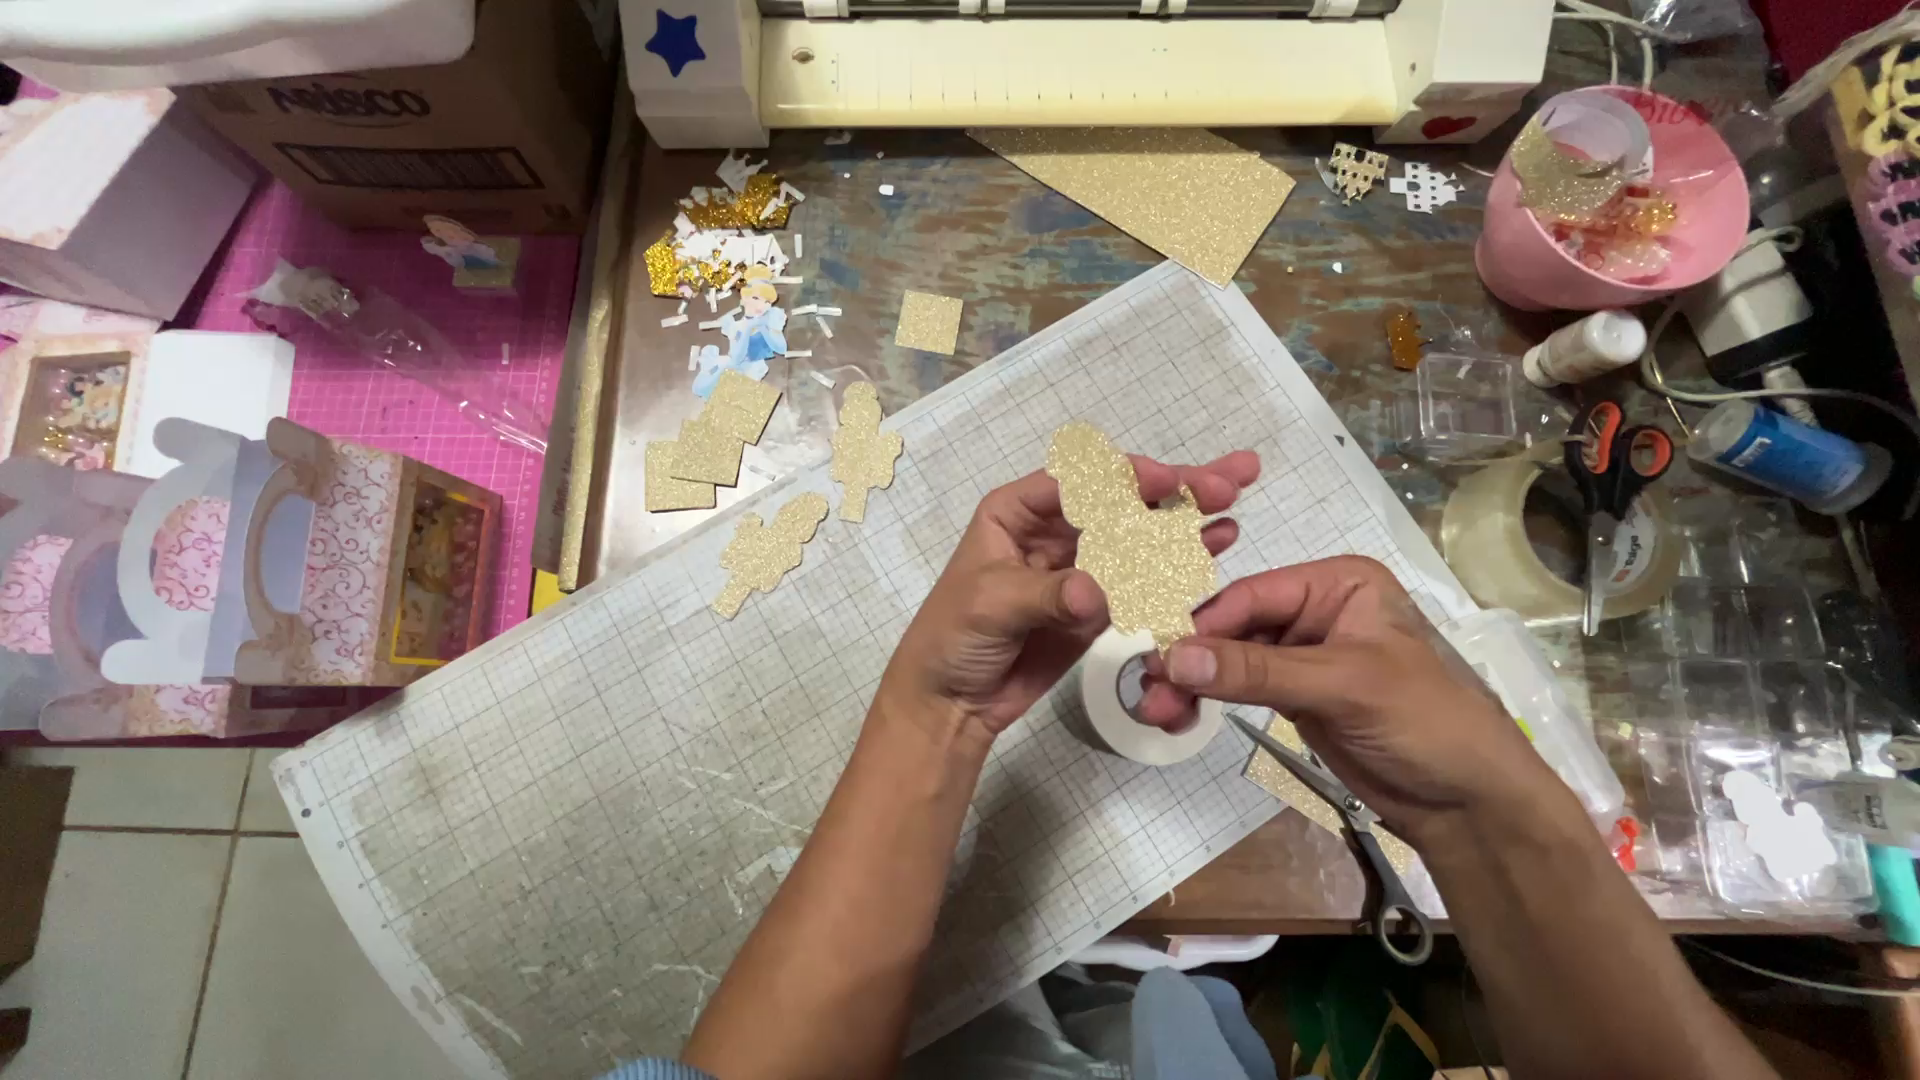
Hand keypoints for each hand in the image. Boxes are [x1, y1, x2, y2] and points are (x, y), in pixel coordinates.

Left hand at [878, 452, 1260, 743]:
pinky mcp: (1098, 604)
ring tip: (1235, 503)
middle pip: (1120, 500)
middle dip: (1173, 488)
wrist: (952, 699)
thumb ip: (1046, 595)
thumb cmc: (952, 636)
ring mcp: (1080, 566)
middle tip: (1229, 480)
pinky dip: (1177, 565)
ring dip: (1184, 519)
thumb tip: (1098, 594)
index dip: (1126, 476)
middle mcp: (1054, 529)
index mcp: (1018, 511)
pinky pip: (1142, 579)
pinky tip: (1215, 547)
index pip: (1080, 481)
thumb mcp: (989, 605)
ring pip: (1139, 535)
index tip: (1168, 482)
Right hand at [1137, 556, 1564, 844]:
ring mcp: (1301, 653)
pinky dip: (1207, 700)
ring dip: (1191, 685)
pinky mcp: (1293, 693)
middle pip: (1233, 626)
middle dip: (1191, 661)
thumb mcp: (1342, 684)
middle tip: (1149, 694)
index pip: (1250, 596)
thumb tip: (1174, 659)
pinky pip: (1237, 687)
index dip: (1202, 626)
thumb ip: (1256, 670)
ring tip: (1157, 714)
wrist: (1470, 804)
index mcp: (1337, 584)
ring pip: (1228, 659)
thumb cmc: (1426, 721)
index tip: (1157, 657)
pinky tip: (1179, 717)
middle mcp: (1315, 610)